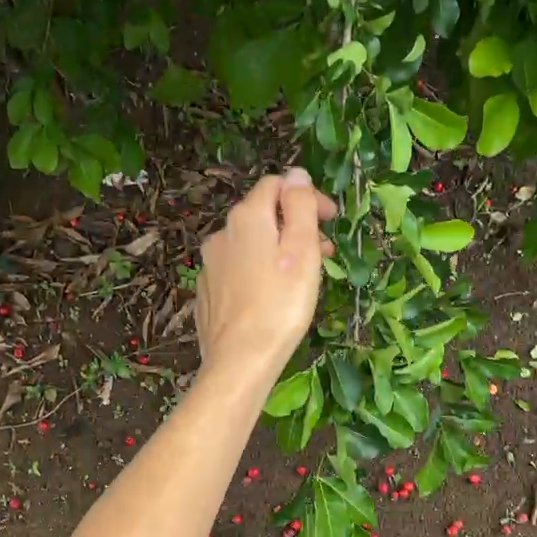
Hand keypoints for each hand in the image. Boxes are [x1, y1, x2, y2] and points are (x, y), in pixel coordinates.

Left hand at [195, 168, 337, 380]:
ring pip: (249, 246)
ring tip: (301, 277)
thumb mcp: (302, 250)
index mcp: (246, 218)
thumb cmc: (280, 306)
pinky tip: (271, 298)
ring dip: (276, 251)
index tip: (330, 220)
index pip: (276, 185)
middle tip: (323, 251)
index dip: (306, 195)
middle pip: (261, 217)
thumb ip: (300, 206)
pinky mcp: (207, 294)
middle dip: (293, 226)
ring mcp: (209, 267)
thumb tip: (297, 175)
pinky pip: (237, 272)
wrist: (240, 362)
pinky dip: (257, 273)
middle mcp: (221, 235)